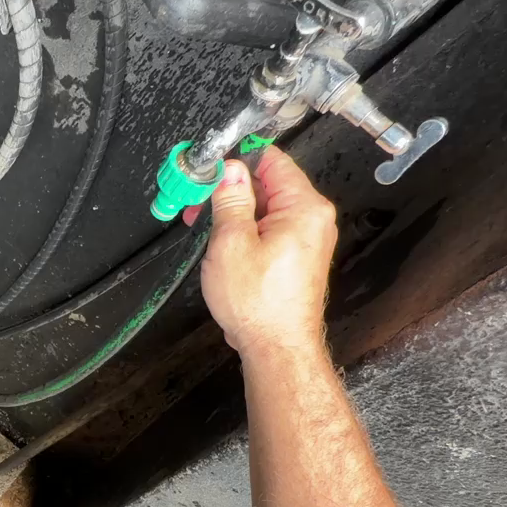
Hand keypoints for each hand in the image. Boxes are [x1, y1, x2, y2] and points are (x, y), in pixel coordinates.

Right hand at [198, 145, 337, 359]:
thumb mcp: (230, 243)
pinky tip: (220, 245)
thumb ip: (230, 201)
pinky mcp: (294, 258)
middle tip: (195, 203)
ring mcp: (305, 240)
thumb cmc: (257, 302)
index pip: (272, 162)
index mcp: (302, 207)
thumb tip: (229, 171)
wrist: (275, 345)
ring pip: (264, 211)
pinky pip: (268, 232)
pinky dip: (243, 232)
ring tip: (201, 227)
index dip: (237, 161)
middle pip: (267, 187)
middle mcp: (311, 219)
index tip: (209, 168)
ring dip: (232, 214)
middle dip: (229, 192)